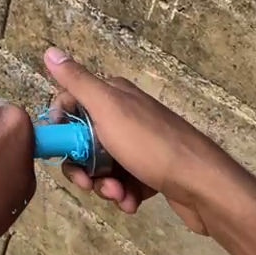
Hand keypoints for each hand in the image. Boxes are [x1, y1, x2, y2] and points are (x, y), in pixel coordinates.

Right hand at [45, 47, 244, 234]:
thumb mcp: (108, 108)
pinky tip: (131, 204)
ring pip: (102, 163)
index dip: (62, 127)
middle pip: (84, 138)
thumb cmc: (151, 145)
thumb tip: (49, 50)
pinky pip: (124, 181)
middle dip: (82, 164)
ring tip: (118, 196)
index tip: (60, 149)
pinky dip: (123, 194)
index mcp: (114, 94)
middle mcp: (126, 114)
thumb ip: (77, 81)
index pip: (71, 102)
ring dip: (103, 184)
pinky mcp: (152, 171)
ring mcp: (140, 144)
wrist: (206, 187)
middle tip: (88, 184)